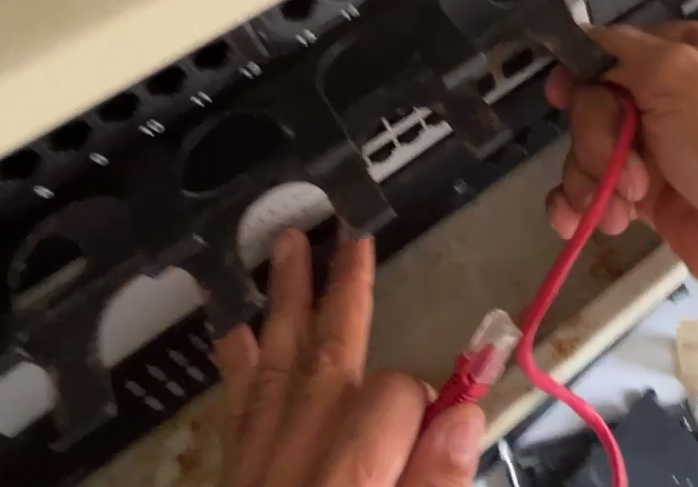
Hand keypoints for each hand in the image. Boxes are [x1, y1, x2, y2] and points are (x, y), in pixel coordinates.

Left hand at [213, 228, 485, 486]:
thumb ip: (436, 484)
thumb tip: (464, 413)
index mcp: (350, 479)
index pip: (391, 396)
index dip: (423, 396)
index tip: (446, 417)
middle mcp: (295, 465)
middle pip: (324, 362)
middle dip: (342, 293)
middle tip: (351, 236)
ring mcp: (255, 473)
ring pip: (276, 372)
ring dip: (285, 304)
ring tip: (287, 247)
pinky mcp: (234, 480)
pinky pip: (236, 415)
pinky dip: (240, 368)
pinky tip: (237, 331)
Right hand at [545, 22, 697, 310]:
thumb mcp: (679, 74)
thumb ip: (622, 49)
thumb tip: (577, 39)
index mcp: (675, 55)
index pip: (603, 52)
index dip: (578, 75)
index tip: (561, 97)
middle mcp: (661, 97)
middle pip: (588, 106)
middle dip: (595, 142)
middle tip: (629, 172)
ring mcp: (652, 150)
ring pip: (582, 151)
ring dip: (588, 181)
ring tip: (619, 209)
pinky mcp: (645, 199)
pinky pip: (588, 193)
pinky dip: (577, 207)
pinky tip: (576, 223)